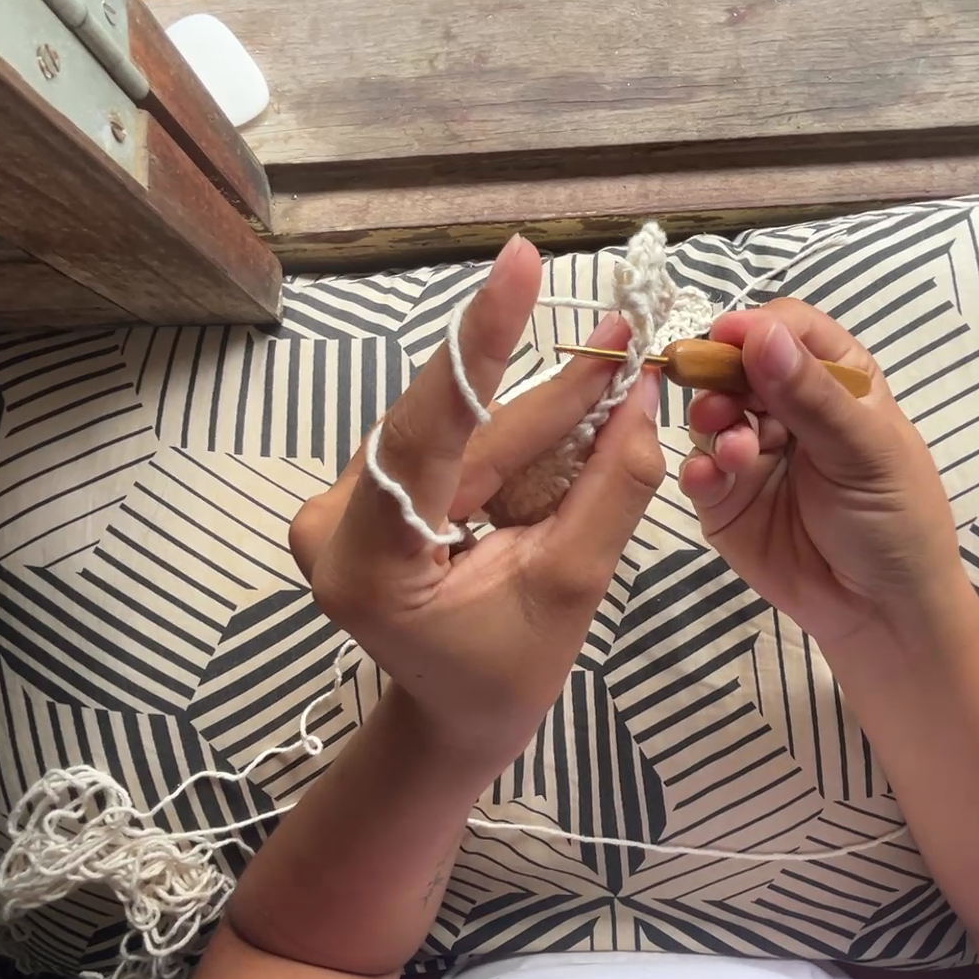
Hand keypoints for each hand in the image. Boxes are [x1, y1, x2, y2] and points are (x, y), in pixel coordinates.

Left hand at [289, 236, 665, 763]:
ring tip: (610, 374)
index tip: (519, 261)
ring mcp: (343, 505)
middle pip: (456, 431)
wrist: (450, 717)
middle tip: (620, 342)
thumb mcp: (569, 590)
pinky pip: (449, 448)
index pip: (428, 430)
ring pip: (457, 433)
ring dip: (537, 412)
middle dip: (548, 394)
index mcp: (369, 562)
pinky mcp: (367, 496)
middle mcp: (334, 520)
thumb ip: (609, 492)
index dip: (481, 341)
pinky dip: (510, 437)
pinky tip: (567, 412)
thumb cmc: (504, 678)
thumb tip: (643, 401)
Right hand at [677, 299, 965, 648]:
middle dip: (722, 378)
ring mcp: (752, 453)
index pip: (789, 332)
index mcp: (836, 384)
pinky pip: (699, 471)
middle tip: (718, 402)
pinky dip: (699, 470)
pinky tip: (712, 480)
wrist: (879, 611)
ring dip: (714, 424)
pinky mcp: (724, 498)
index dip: (757, 329)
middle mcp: (788, 410)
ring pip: (712, 416)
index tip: (727, 337)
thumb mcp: (864, 451)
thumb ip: (811, 395)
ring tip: (736, 453)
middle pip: (737, 368)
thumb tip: (757, 333)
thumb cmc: (893, 519)